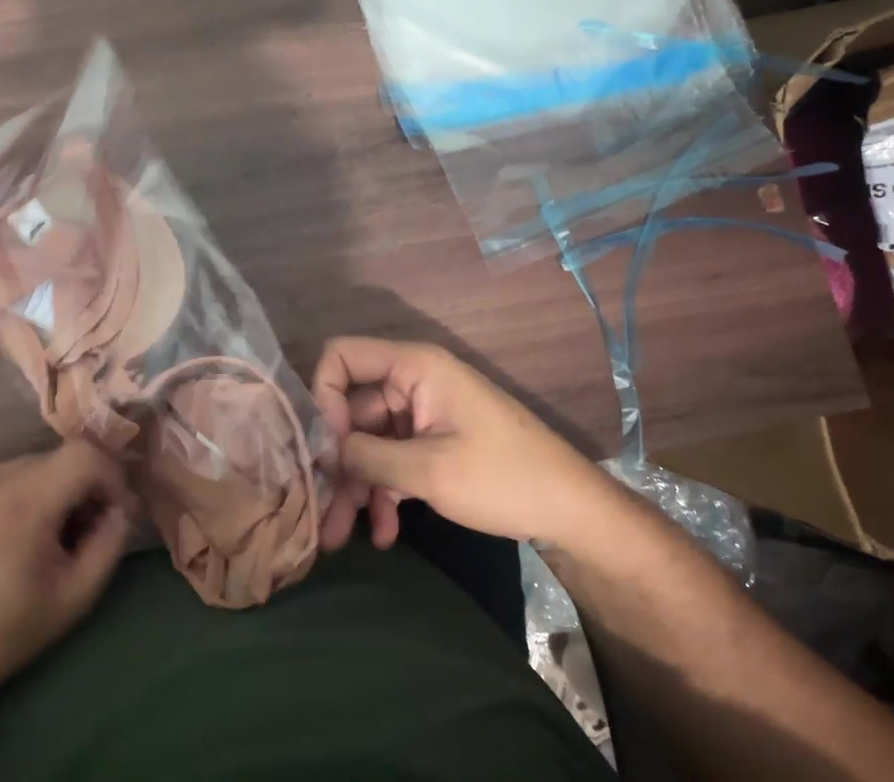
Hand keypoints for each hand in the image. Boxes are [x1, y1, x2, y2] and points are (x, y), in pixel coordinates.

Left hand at [0, 440, 136, 691]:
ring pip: (37, 462)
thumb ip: (111, 539)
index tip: (114, 512)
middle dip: (84, 487)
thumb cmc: (14, 628)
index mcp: (20, 505)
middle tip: (88, 529)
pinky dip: (30, 491)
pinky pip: (11, 472)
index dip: (110, 477)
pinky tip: (24, 532)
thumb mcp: (79, 592)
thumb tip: (125, 503)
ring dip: (57, 488)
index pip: (82, 454)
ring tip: (53, 534)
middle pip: (59, 457)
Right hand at [312, 337, 613, 548]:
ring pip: (369, 444)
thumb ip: (365, 456)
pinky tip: (383, 534)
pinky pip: (392, 462)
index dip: (324, 397)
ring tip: (340, 537)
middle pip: (352, 411)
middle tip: (320, 510)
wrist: (573, 514)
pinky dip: (384, 494)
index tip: (326, 447)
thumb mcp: (427, 470)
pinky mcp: (433, 446)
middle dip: (336, 462)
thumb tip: (320, 452)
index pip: (343, 357)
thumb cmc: (503, 479)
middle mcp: (414, 384)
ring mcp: (423, 417)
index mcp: (415, 368)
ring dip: (356, 488)